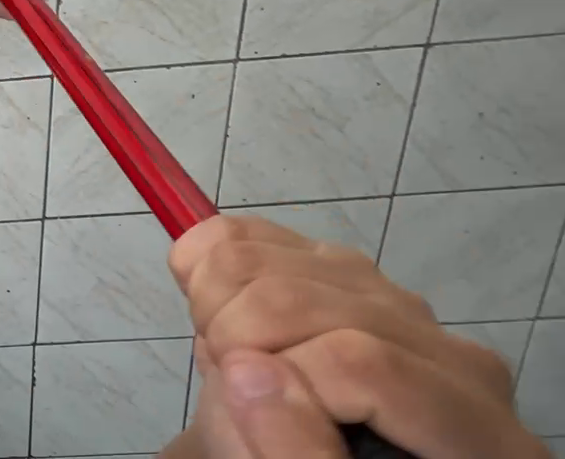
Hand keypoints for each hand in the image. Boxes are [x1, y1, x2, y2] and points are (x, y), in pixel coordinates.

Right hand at [166, 215, 545, 458]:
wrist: (303, 442)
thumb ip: (291, 449)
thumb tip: (248, 372)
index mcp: (469, 427)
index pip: (363, 361)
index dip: (286, 375)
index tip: (248, 406)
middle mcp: (439, 345)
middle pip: (298, 298)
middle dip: (230, 333)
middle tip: (223, 377)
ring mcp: (379, 291)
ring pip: (255, 254)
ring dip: (209, 300)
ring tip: (220, 349)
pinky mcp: (323, 258)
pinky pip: (238, 231)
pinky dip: (198, 262)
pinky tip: (210, 307)